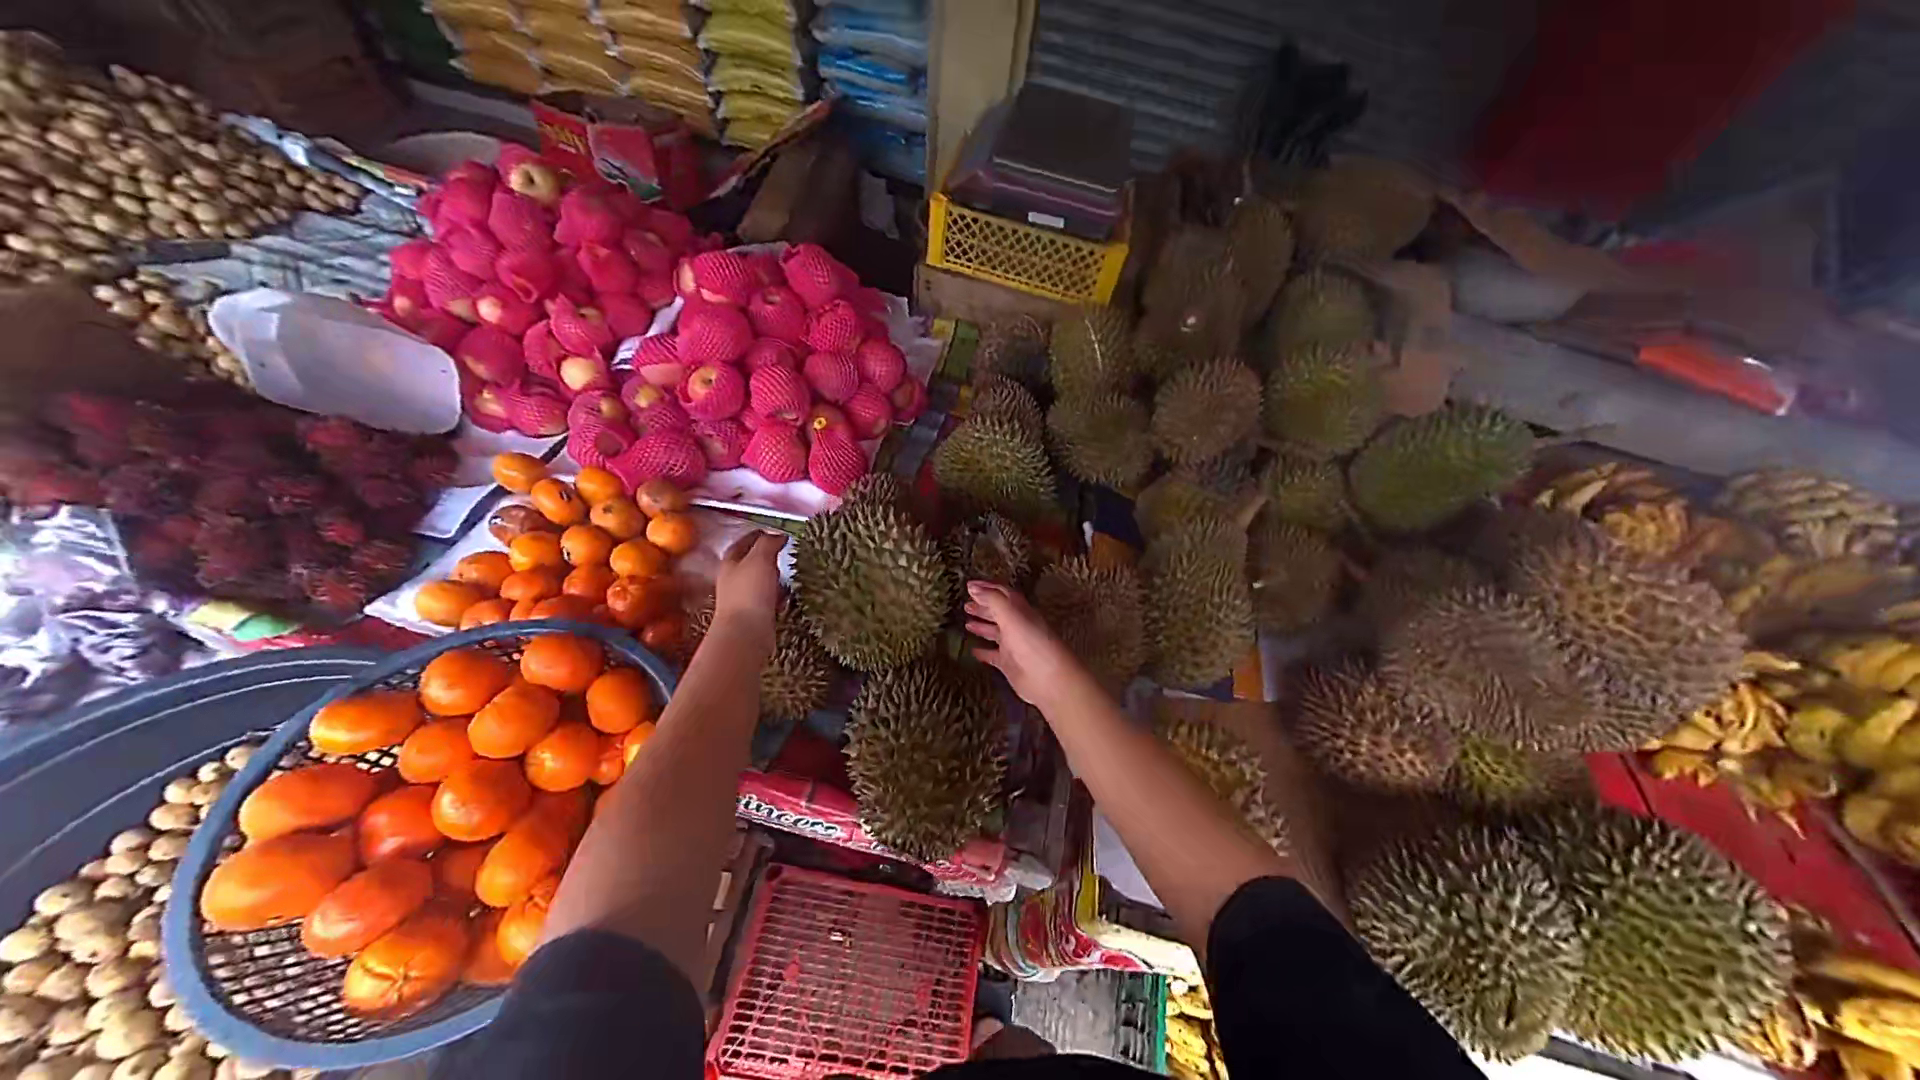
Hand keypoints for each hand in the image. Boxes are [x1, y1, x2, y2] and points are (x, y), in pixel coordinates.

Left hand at [712, 530, 784, 647]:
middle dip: (764, 556)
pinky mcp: (754, 616)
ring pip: (758, 582)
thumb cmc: (750, 592)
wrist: (746, 634)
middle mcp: (732, 581)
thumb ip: (768, 543)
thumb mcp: (760, 559)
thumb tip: (778, 535)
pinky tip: (789, 594)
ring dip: (773, 576)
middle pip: (748, 563)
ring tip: (790, 571)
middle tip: (783, 550)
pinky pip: (768, 600)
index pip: (741, 543)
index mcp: (730, 564)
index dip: (755, 535)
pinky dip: (778, 594)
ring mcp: (742, 600)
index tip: (771, 530)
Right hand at [964, 580, 1090, 710]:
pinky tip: (973, 651)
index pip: (1002, 593)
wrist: (1049, 677)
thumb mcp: (1011, 615)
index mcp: (1019, 610)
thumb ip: (993, 600)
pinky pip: (993, 655)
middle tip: (966, 605)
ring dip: (982, 626)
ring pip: (995, 632)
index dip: (986, 588)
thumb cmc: (1031, 642)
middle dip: (982, 606)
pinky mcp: (1009, 663)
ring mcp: (1013, 645)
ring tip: (967, 623)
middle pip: (998, 612)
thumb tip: (974, 588)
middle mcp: (1017, 625)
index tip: (969, 586)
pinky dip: (983, 651)